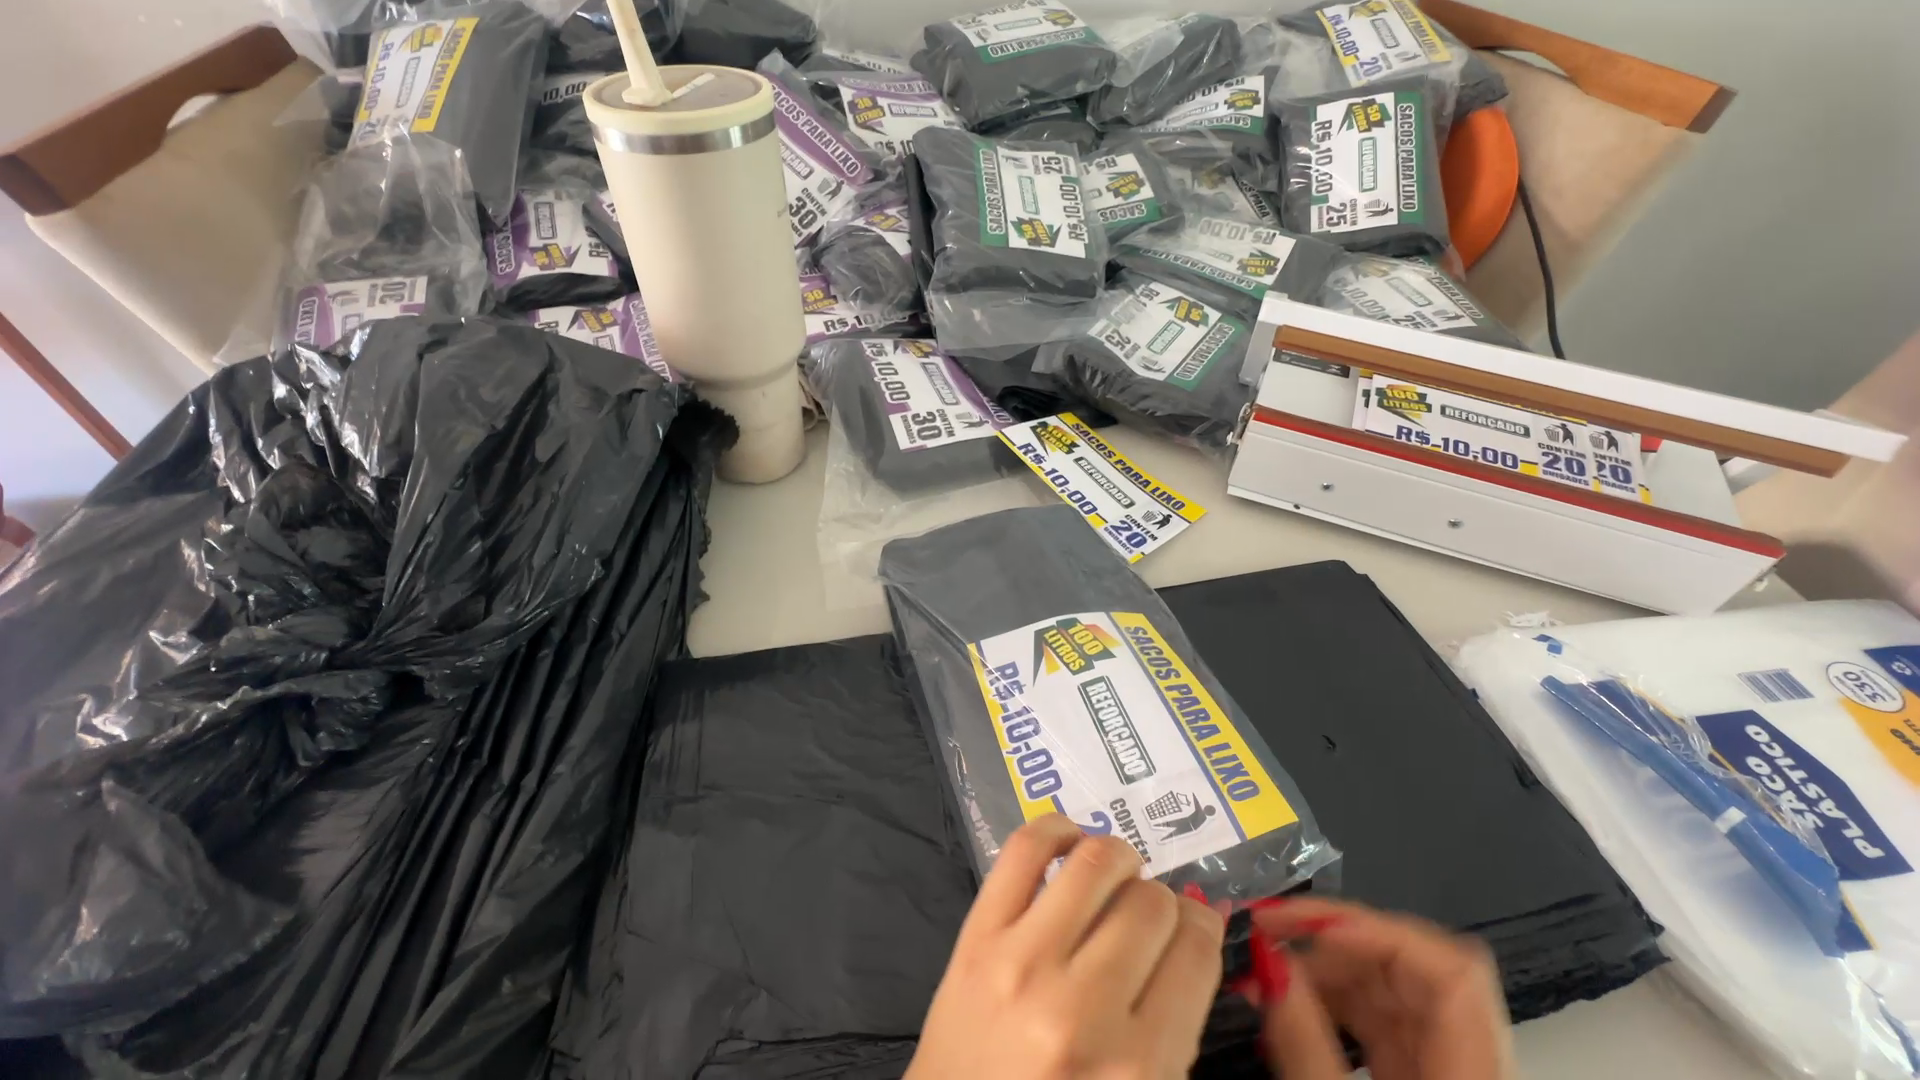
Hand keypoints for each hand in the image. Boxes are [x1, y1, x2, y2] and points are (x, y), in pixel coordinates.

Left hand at [906, 814, 1226, 1079]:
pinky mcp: (976, 935)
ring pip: (1098, 863)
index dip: (1202, 927)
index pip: (1195, 953)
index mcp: (1138, 1064)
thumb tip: (1195, 921)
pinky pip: (1025, 849)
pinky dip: (1057, 829)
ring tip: (1120, 874)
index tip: (1191, 926)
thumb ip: (1177, 1017)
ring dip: (1121, 858)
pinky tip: (1071, 842)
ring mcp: (1022, 961)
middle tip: (1147, 916)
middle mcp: (1082, 1007)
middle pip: (1152, 905)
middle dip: (1162, 901)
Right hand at [1248, 898, 1515, 1079]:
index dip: (1380, 931)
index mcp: (1472, 1068)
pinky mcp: (1421, 1077)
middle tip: (1271, 935)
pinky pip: (1382, 1020)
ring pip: (1393, 990)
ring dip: (1326, 970)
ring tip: (1268, 973)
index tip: (1309, 923)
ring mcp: (1445, 1065)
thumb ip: (1304, 1042)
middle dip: (1337, 942)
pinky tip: (1289, 1003)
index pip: (1450, 967)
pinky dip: (1334, 1002)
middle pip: (1415, 967)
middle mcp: (1468, 1057)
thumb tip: (1267, 965)